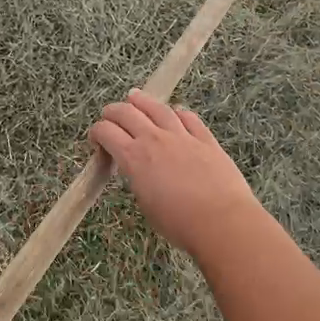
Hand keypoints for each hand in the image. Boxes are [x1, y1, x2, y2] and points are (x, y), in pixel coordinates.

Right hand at [88, 89, 260, 257]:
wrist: (223, 223)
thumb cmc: (180, 224)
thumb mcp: (146, 204)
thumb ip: (138, 179)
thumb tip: (138, 170)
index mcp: (133, 157)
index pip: (106, 131)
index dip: (96, 133)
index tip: (97, 142)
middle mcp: (154, 138)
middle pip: (126, 112)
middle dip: (112, 112)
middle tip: (109, 117)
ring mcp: (181, 136)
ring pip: (157, 108)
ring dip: (141, 100)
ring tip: (134, 96)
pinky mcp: (205, 139)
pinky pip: (188, 118)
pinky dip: (177, 113)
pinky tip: (175, 113)